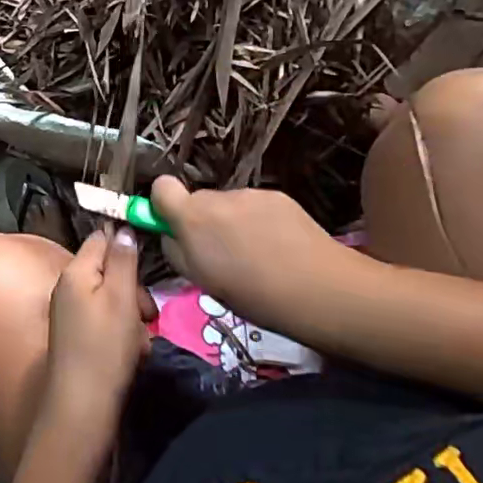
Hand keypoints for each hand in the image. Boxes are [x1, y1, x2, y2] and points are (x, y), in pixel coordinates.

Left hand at [45, 226, 147, 423]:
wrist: (81, 405)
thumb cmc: (104, 347)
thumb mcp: (121, 298)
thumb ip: (122, 261)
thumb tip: (124, 228)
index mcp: (75, 271)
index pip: (101, 238)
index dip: (126, 246)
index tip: (149, 264)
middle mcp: (67, 286)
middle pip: (108, 271)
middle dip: (134, 289)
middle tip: (150, 314)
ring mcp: (69, 311)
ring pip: (110, 298)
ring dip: (131, 314)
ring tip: (142, 340)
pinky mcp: (75, 334)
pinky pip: (104, 320)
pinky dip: (121, 331)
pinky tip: (132, 352)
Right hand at [150, 175, 381, 328]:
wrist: (321, 290)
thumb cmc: (254, 296)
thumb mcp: (200, 280)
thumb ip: (177, 250)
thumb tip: (172, 234)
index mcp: (192, 217)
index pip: (161, 187)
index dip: (163, 204)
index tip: (173, 226)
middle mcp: (218, 197)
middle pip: (198, 201)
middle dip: (203, 221)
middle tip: (222, 254)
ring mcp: (250, 193)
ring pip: (229, 205)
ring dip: (233, 223)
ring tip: (256, 255)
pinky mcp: (278, 195)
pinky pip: (256, 206)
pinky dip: (259, 222)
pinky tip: (279, 247)